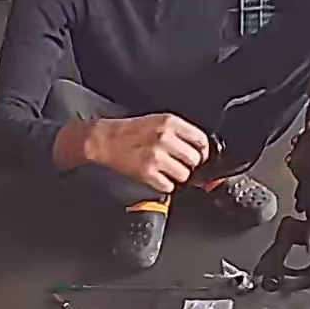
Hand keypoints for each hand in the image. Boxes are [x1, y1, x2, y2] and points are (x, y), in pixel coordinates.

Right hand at [83, 114, 211, 193]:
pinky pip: (169, 186)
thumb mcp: (158, 121)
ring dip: (178, 177)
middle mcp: (165, 138)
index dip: (202, 152)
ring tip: (167, 171)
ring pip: (184, 175)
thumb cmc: (132, 131)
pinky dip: (166, 185)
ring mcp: (156, 156)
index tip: (199, 157)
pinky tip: (158, 177)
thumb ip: (179, 133)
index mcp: (170, 122)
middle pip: (195, 160)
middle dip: (190, 166)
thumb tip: (199, 151)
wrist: (107, 139)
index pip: (201, 140)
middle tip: (179, 164)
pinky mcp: (148, 172)